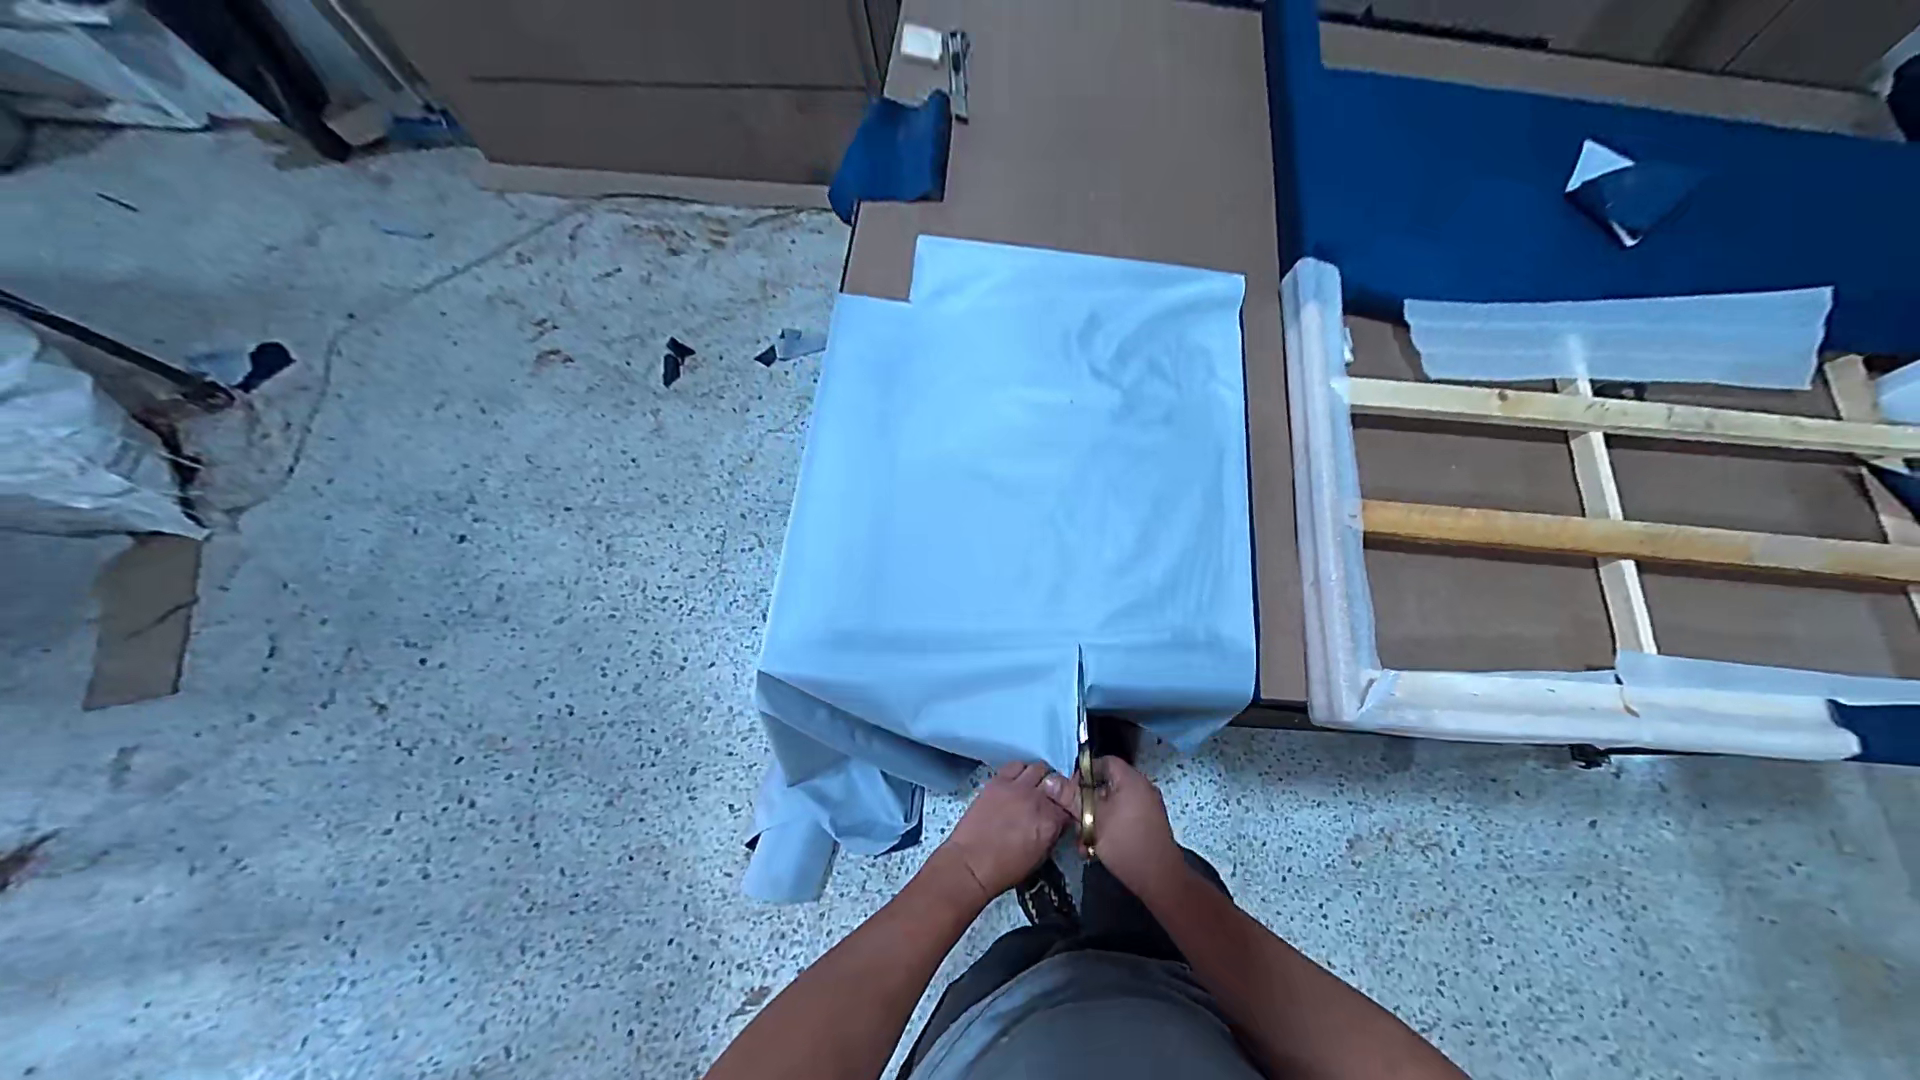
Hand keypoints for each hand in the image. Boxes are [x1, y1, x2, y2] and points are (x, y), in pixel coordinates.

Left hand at [927, 762, 1074, 907]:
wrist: (972, 862)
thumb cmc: (1006, 868)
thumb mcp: (1041, 856)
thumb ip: (1053, 833)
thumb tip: (1056, 821)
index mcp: (1051, 821)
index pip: (1069, 804)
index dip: (1066, 808)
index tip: (1061, 812)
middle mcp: (1038, 799)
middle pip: (1057, 781)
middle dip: (1056, 788)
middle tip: (1048, 797)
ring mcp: (1017, 787)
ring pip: (1038, 767)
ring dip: (1039, 776)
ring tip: (1032, 786)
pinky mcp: (998, 781)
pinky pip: (1015, 765)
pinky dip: (1020, 770)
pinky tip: (1016, 781)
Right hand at [1081, 757, 1183, 897]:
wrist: (1159, 878)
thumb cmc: (1124, 841)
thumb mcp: (1091, 818)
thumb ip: (1070, 797)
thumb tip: (1049, 780)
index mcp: (1130, 779)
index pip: (1103, 762)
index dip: (1083, 773)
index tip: (1069, 790)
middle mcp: (1141, 788)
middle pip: (1106, 785)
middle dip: (1085, 802)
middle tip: (1072, 817)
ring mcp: (1147, 807)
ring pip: (1112, 805)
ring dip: (1094, 819)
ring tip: (1082, 839)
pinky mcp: (1148, 825)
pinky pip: (1123, 817)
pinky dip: (1108, 827)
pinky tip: (1094, 848)